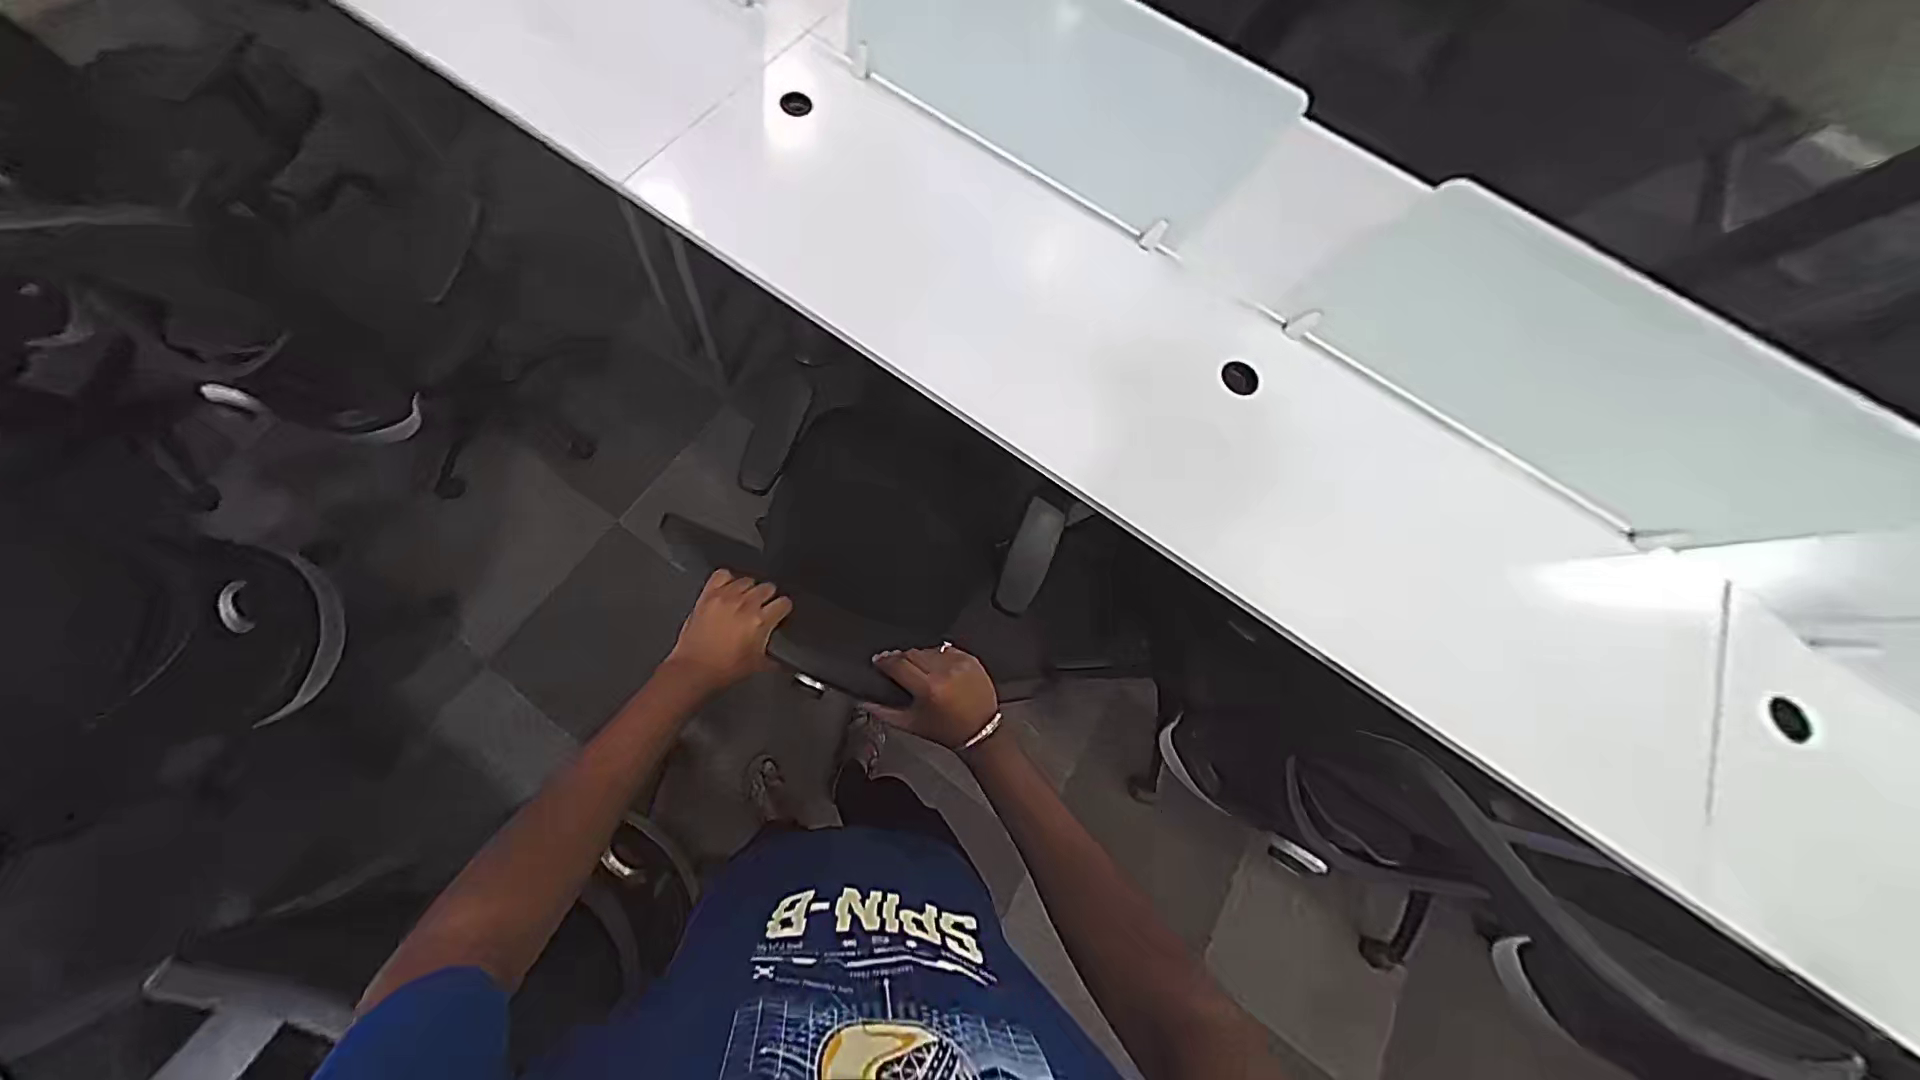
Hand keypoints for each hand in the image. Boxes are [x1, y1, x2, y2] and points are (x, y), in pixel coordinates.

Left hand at [664, 570, 792, 692]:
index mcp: (761, 620)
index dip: (783, 608)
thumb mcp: (758, 664)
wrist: (693, 670)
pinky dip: (727, 580)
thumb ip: (775, 657)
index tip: (780, 612)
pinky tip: (728, 590)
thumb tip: (783, 660)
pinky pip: (722, 575)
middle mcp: (744, 604)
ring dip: (749, 589)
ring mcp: (725, 597)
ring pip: (747, 580)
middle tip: (762, 608)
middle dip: (768, 597)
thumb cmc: (723, 669)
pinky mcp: (707, 595)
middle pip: (767, 587)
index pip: (784, 602)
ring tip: (745, 600)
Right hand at [869, 646, 999, 750]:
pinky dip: (939, 657)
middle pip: (912, 653)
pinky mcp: (971, 660)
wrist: (980, 731)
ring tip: (923, 675)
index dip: (884, 661)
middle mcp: (945, 673)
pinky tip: (940, 671)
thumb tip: (864, 701)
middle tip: (899, 669)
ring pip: (928, 649)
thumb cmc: (948, 731)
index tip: (879, 661)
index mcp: (929, 689)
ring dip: (921, 658)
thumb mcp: (912, 724)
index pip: (898, 663)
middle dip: (901, 659)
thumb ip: (883, 711)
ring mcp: (960, 664)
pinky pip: (946, 649)